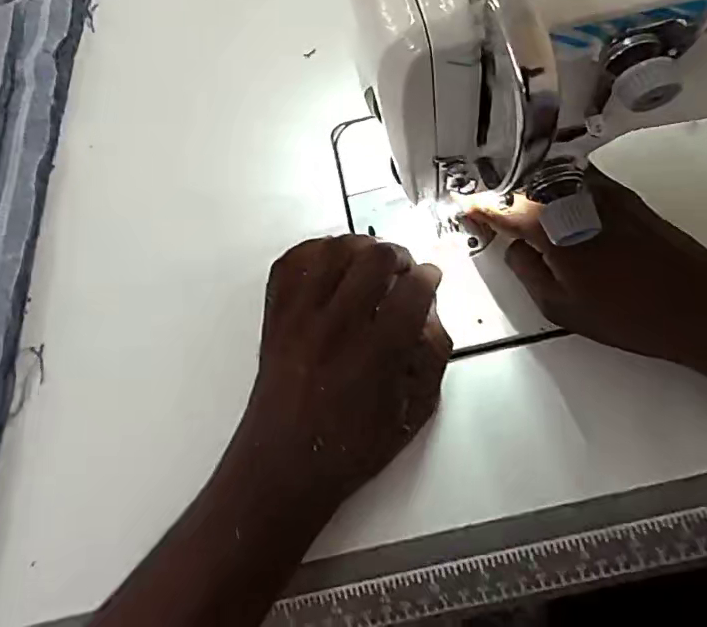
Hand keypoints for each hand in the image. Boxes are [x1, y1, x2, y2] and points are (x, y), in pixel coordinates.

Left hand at [231, 236, 451, 506]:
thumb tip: (431, 313)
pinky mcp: (275, 312)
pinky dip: (314, 251)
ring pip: (333, 249)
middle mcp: (335, 328)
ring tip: (369, 258)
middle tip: (402, 265)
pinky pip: (293, 260)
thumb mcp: (410, 414)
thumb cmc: (346, 448)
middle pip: (374, 258)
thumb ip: (431, 357)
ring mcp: (300, 315)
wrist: (283, 461)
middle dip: (397, 255)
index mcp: (375, 355)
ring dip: (358, 246)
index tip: (429, 276)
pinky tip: (329, 261)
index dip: (428, 277)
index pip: (412, 291)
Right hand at [470, 169, 706, 367]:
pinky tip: (555, 206)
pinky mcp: (622, 193)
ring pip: (548, 174)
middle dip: (498, 191)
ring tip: (515, 204)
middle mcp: (571, 194)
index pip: (498, 207)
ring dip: (526, 184)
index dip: (476, 208)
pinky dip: (555, 186)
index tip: (463, 211)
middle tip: (486, 208)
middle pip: (521, 181)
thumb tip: (515, 247)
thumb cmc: (631, 314)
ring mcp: (599, 188)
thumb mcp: (562, 307)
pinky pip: (574, 178)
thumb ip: (527, 270)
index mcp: (549, 223)